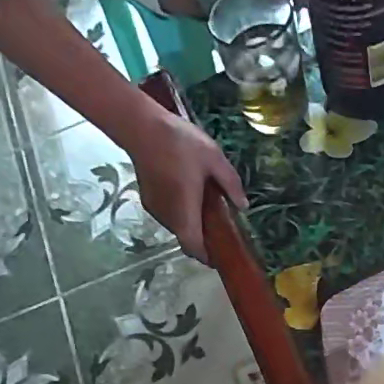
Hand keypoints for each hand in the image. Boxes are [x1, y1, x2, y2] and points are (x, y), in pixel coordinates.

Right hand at [122, 107, 247, 261]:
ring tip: (208, 211)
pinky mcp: (147, 198)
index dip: (207, 257)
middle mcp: (168, 216)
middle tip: (222, 230)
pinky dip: (180, 215)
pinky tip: (190, 198)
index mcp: (185, 212)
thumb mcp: (214, 159)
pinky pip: (168, 215)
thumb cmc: (180, 143)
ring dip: (191, 225)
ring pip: (176, 227)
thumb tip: (243, 206)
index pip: (193, 247)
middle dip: (203, 240)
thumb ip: (230, 184)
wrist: (139, 126)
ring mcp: (155, 208)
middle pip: (186, 239)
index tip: (222, 257)